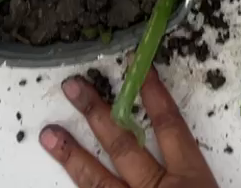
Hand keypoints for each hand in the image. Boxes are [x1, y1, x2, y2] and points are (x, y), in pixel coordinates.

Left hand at [41, 70, 218, 187]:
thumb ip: (182, 166)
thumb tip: (160, 132)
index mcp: (191, 182)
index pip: (170, 126)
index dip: (153, 94)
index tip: (136, 65)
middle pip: (126, 146)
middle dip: (97, 114)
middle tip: (72, 86)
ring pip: (99, 185)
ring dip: (73, 157)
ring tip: (48, 133)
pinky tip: (61, 182)